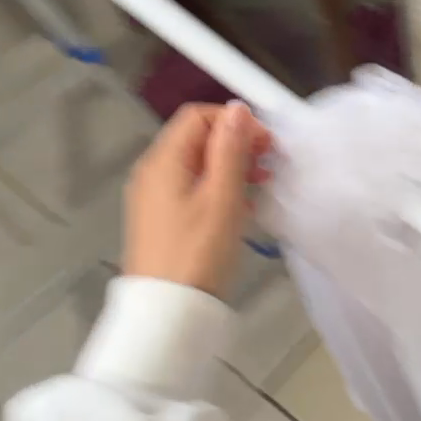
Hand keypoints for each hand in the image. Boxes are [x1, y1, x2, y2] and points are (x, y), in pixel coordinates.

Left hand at [123, 101, 271, 298]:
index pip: (198, 116)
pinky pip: (194, 187)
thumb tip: (237, 109)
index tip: (265, 144)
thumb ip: (230, 149)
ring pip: (198, 163)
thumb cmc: (199, 250)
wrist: (169, 311)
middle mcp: (153, 172)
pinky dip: (219, 187)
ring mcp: (155, 196)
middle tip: (267, 164)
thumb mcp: (222, 196)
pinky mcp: (163, 218)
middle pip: (198, 138)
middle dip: (236, 143)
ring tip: (259, 185)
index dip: (235, 121)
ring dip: (231, 166)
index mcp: (163, 161)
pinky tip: (240, 206)